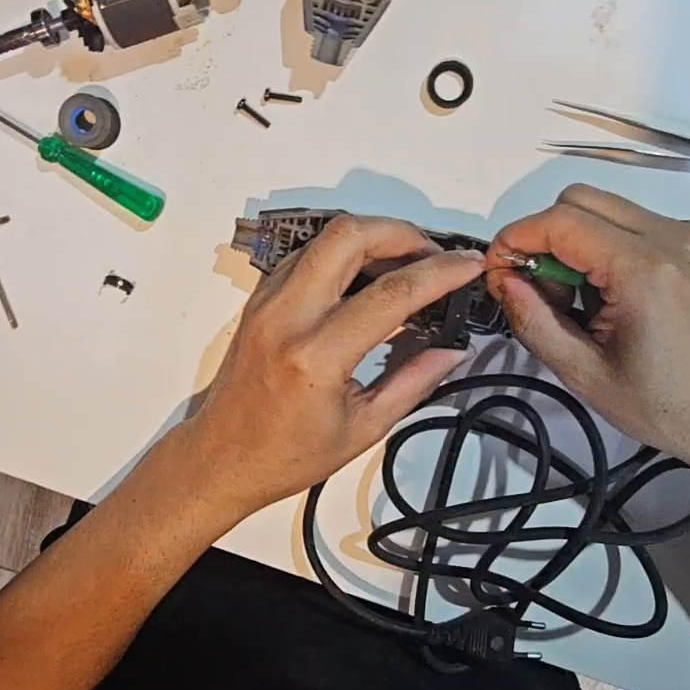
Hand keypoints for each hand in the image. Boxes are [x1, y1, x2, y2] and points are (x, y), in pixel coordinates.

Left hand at [180, 215, 486, 516]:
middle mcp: (286, 317)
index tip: (468, 266)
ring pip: (326, 238)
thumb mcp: (363, 429)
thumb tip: (453, 349)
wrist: (221, 457)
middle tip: (434, 255)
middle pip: (349, 236)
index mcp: (315, 357)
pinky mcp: (260, 298)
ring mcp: (268, 302)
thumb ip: (413, 381)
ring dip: (374, 237)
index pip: (390, 294)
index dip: (439, 273)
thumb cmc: (284, 454)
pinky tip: (368, 277)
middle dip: (403, 232)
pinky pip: (308, 255)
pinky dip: (344, 253)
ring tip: (408, 264)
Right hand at [487, 185, 689, 489]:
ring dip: (580, 243)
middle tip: (541, 288)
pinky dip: (614, 246)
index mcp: (646, 272)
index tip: (500, 268)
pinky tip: (622, 294)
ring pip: (611, 208)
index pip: (561, 222)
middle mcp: (677, 238)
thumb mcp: (583, 374)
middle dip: (546, 237)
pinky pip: (641, 222)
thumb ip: (533, 320)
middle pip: (581, 199)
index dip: (517, 238)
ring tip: (587, 299)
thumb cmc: (666, 406)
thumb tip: (504, 279)